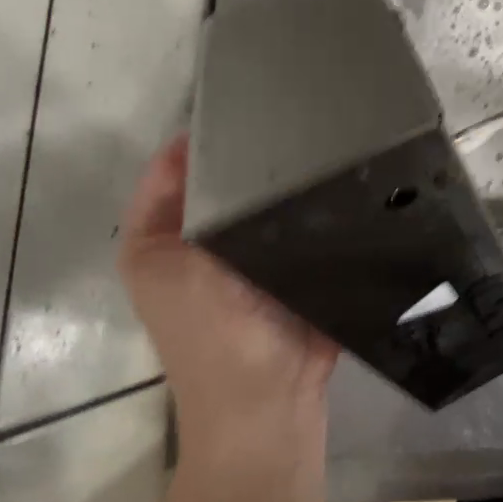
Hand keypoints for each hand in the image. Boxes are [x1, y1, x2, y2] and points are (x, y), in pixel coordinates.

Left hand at [118, 135, 339, 452]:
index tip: (249, 98)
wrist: (272, 403)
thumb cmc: (218, 340)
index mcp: (159, 242)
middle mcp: (201, 244)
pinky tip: (343, 178)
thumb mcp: (188, 269)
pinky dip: (315, 205)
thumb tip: (233, 147)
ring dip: (288, 179)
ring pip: (266, 201)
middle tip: (300, 112)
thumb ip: (205, 211)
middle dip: (255, 153)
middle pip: (226, 182)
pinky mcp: (292, 269)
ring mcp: (249, 257)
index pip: (174, 170)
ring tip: (327, 137)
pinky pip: (301, 224)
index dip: (203, 136)